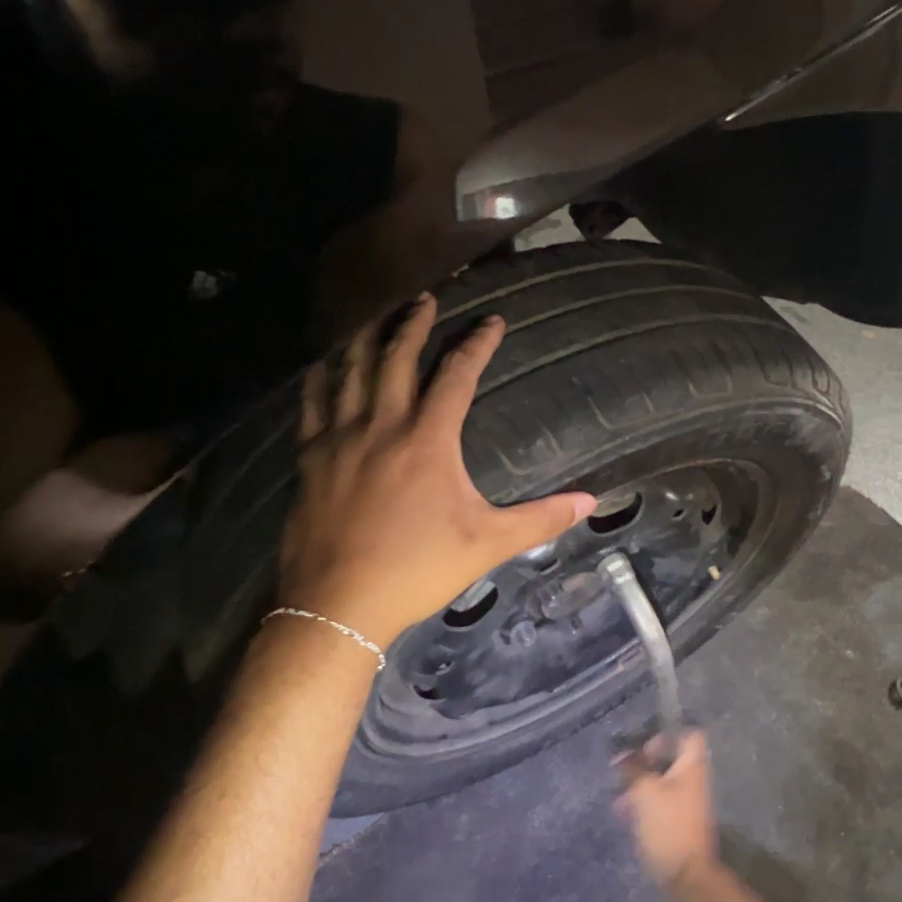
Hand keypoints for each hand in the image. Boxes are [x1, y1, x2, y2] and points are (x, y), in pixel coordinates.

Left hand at [280, 293, 597, 647]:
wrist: (340, 604)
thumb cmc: (418, 569)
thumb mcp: (488, 544)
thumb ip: (539, 518)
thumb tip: (591, 502)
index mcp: (428, 439)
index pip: (458, 374)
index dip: (478, 343)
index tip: (492, 321)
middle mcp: (383, 425)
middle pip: (397, 357)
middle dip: (413, 322)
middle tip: (424, 298)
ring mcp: (340, 439)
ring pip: (351, 372)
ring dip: (366, 338)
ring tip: (374, 316)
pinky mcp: (310, 458)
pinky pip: (312, 405)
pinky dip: (319, 379)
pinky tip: (321, 365)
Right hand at [616, 730, 717, 884]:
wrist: (685, 876)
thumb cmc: (668, 824)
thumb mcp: (644, 791)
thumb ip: (632, 769)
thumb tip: (621, 755)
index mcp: (692, 767)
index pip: (689, 735)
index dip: (667, 734)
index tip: (644, 746)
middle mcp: (693, 781)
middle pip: (671, 759)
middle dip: (644, 763)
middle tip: (623, 770)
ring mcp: (687, 804)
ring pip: (662, 783)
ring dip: (639, 785)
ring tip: (617, 795)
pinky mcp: (678, 824)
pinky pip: (659, 804)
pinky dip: (642, 804)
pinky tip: (623, 812)